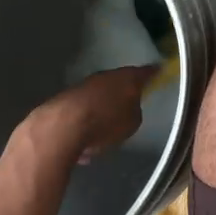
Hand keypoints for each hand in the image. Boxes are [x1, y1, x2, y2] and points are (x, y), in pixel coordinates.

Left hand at [27, 65, 157, 161]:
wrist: (57, 131)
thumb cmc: (104, 124)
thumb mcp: (132, 123)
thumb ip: (134, 112)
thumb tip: (128, 110)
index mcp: (129, 78)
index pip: (147, 72)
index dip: (153, 74)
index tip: (158, 74)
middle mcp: (106, 76)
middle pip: (118, 82)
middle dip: (122, 94)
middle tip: (125, 109)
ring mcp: (81, 86)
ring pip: (96, 97)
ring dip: (99, 109)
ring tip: (98, 132)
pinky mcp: (60, 101)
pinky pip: (78, 110)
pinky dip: (80, 122)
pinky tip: (79, 142)